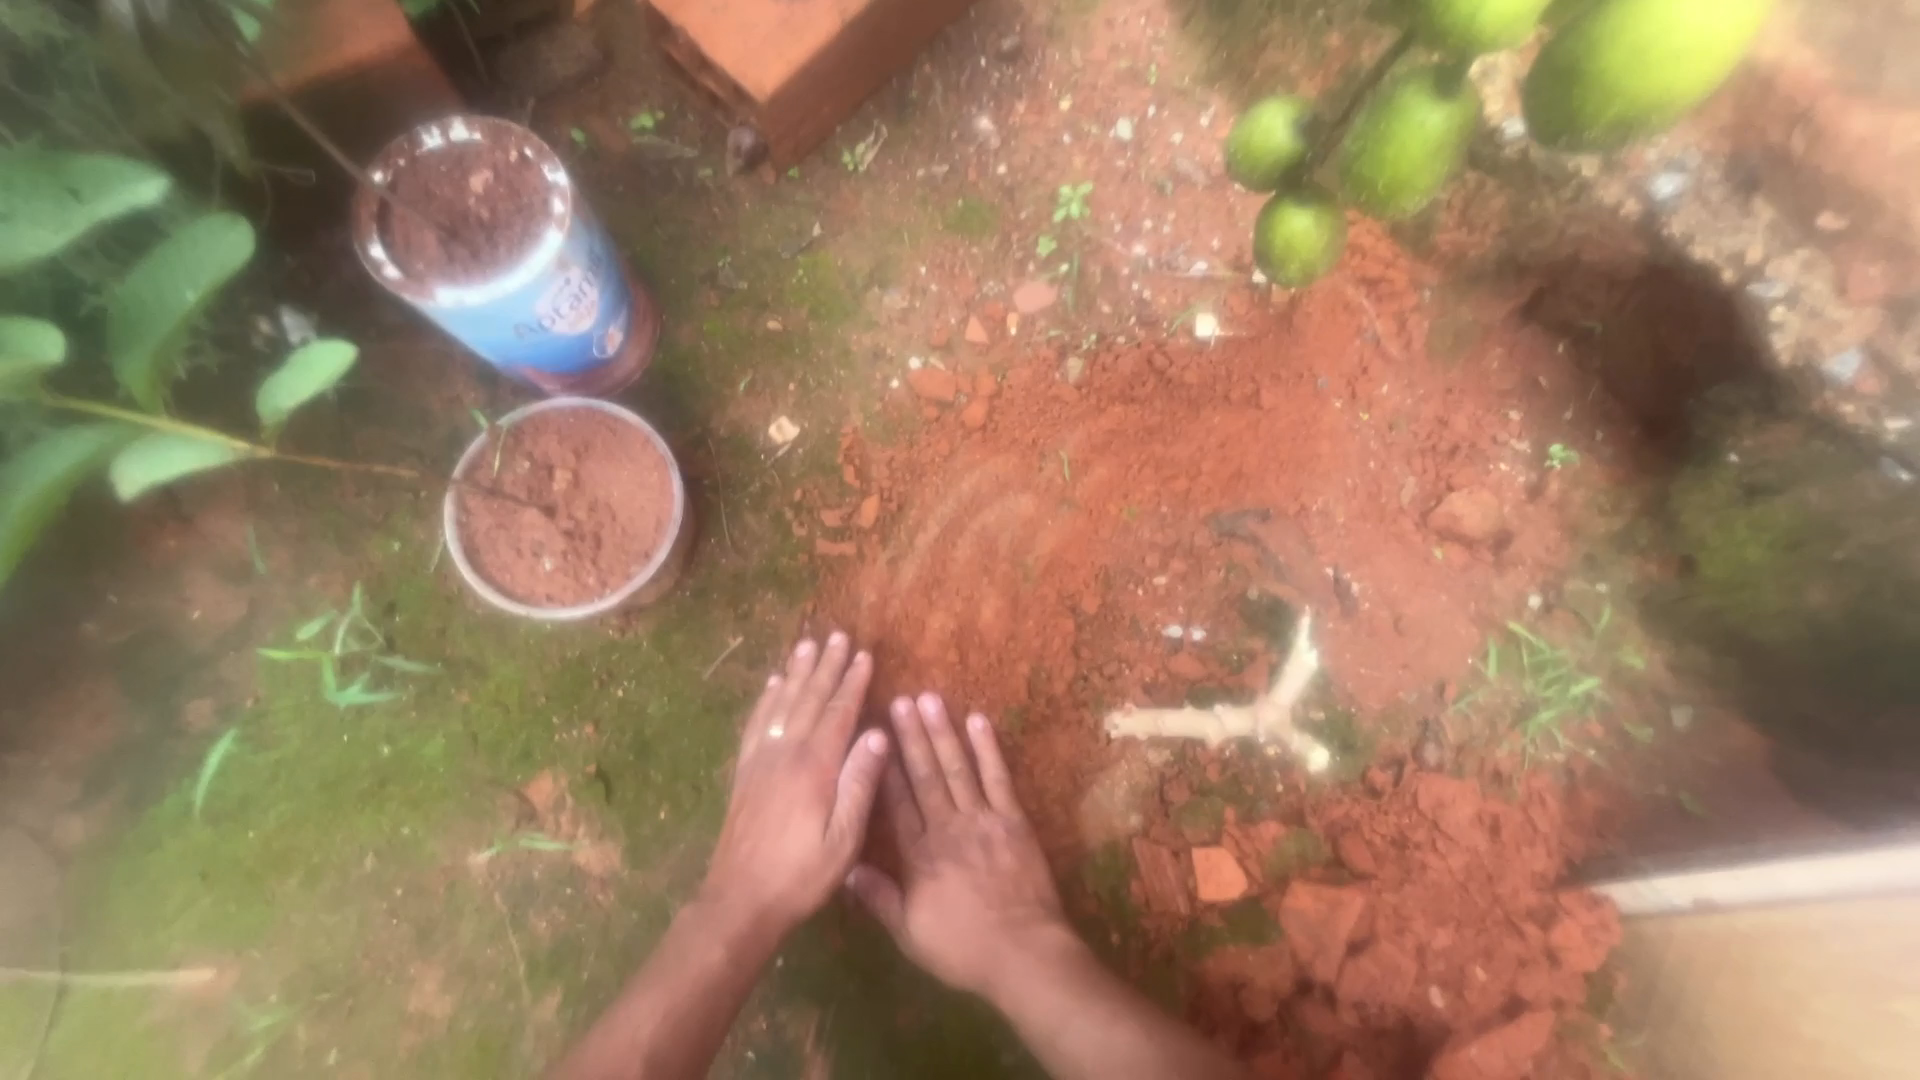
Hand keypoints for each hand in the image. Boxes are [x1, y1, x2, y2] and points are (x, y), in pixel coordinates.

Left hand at [700, 634, 889, 937]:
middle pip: (809, 698)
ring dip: (797, 672)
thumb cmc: (801, 874)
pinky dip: (766, 699)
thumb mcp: (843, 838)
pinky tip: (773, 685)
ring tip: (807, 645)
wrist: (739, 900)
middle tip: (838, 636)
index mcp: (815, 766)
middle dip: (826, 666)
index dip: (853, 682)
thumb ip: (860, 784)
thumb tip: (878, 734)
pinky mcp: (745, 772)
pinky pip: (756, 723)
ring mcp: (761, 760)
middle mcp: (786, 752)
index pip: (839, 713)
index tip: (864, 655)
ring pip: (782, 703)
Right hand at [845, 693, 1074, 1000]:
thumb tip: (847, 871)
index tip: (874, 737)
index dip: (885, 769)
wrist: (1023, 953)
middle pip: (925, 775)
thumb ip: (880, 899)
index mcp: (919, 855)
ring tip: (929, 699)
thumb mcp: (910, 933)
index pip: (897, 803)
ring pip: (957, 768)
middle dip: (911, 737)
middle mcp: (946, 828)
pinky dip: (988, 748)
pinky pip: (998, 778)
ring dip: (943, 732)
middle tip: (900, 701)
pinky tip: (978, 720)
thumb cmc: (964, 948)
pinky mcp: (1012, 819)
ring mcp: (982, 819)